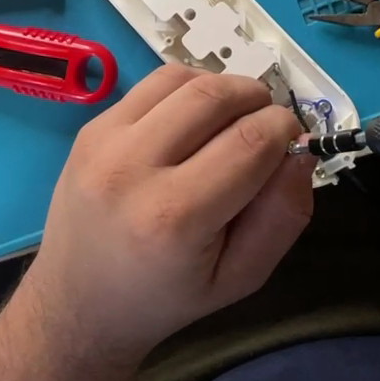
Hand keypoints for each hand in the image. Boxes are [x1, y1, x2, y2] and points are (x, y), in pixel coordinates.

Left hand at [19, 65, 314, 362]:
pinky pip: (151, 83)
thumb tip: (300, 150)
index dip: (285, 129)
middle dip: (258, 99)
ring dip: (223, 87)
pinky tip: (194, 118)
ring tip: (233, 117)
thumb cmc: (167, 297)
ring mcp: (104, 142)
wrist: (79, 301)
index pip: (251, 142)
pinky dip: (187, 88)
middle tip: (268, 123)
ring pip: (182, 79)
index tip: (292, 140)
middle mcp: (133, 170)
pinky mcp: (91, 127)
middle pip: (215, 97)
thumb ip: (284, 214)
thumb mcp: (242, 276)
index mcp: (175, 218)